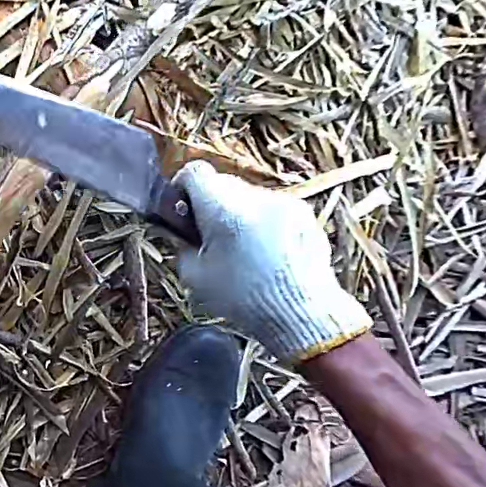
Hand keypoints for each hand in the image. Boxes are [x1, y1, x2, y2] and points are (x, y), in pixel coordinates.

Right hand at [173, 160, 372, 361]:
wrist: (302, 313)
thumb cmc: (243, 299)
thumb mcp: (195, 276)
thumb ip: (182, 245)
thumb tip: (181, 231)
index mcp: (222, 209)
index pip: (194, 172)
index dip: (181, 187)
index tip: (181, 209)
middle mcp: (254, 197)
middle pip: (221, 184)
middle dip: (209, 204)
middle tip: (208, 237)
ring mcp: (284, 203)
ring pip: (247, 196)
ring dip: (237, 214)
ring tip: (240, 250)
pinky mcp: (304, 214)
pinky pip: (272, 209)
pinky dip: (261, 224)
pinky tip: (265, 254)